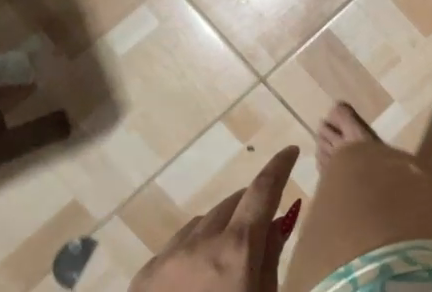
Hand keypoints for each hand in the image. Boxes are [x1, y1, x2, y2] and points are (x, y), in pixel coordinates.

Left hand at [131, 146, 301, 291]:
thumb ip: (270, 259)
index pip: (264, 190)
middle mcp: (201, 242)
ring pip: (202, 222)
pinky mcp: (141, 279)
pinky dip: (191, 247)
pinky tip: (194, 276)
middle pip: (232, 202)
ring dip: (219, 226)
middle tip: (260, 222)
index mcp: (238, 248)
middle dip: (249, 205)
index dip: (279, 167)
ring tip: (225, 254)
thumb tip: (274, 224)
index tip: (290, 151)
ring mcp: (167, 258)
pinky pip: (174, 246)